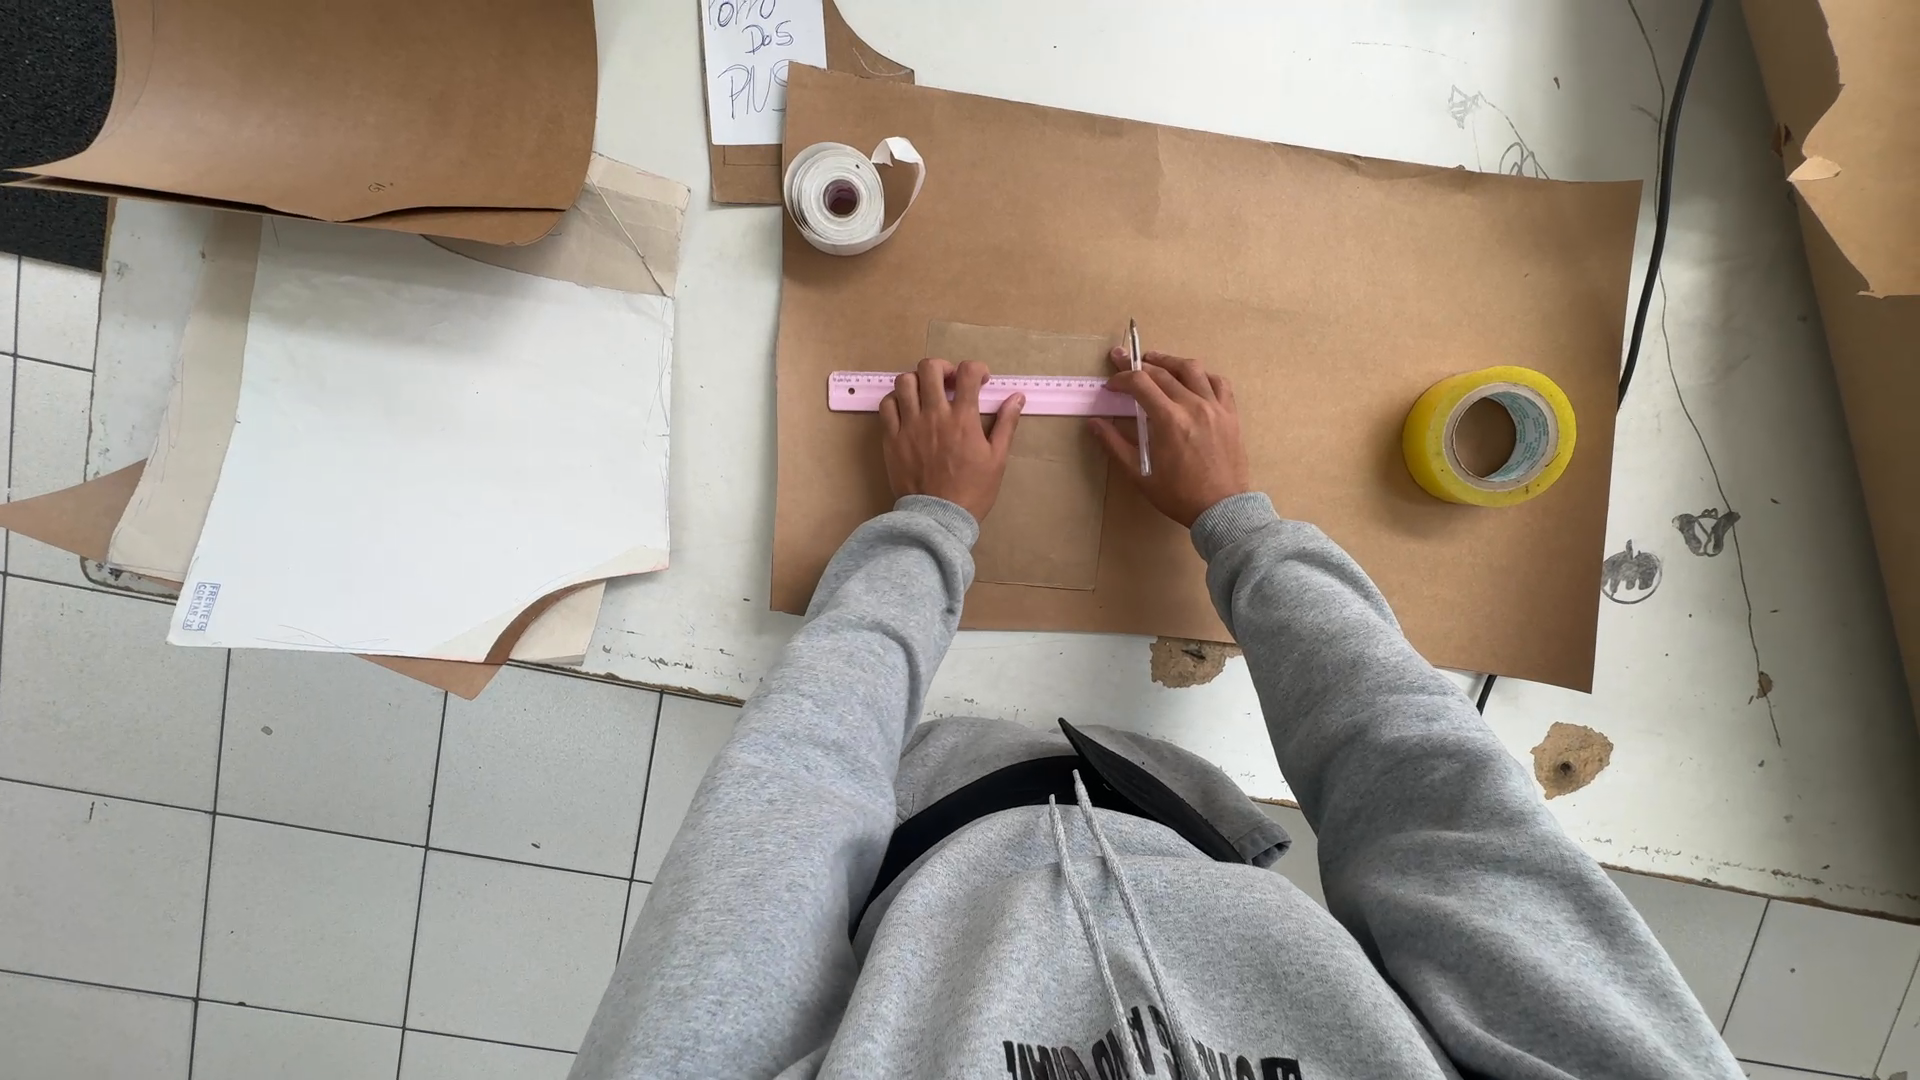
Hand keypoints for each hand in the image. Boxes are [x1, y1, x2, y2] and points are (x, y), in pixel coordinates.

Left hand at [880, 357, 1024, 522]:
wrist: (939, 518)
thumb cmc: (972, 491)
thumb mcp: (997, 459)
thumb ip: (1006, 424)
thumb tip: (1017, 397)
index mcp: (963, 419)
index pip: (967, 372)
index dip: (976, 369)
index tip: (980, 381)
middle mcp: (934, 415)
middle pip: (930, 368)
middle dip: (943, 368)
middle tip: (949, 382)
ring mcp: (909, 425)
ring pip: (905, 382)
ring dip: (917, 381)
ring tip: (926, 394)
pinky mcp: (891, 438)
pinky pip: (886, 405)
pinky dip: (896, 400)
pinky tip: (907, 409)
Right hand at [1089, 348, 1251, 526]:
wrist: (1220, 508)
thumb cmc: (1178, 495)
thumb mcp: (1139, 474)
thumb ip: (1114, 444)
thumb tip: (1094, 423)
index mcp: (1169, 420)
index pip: (1140, 383)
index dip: (1121, 379)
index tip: (1111, 385)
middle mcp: (1193, 406)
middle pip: (1162, 372)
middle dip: (1138, 365)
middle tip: (1122, 360)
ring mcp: (1215, 407)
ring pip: (1191, 369)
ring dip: (1169, 361)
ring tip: (1155, 361)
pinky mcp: (1230, 414)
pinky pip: (1218, 383)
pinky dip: (1202, 375)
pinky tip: (1191, 378)